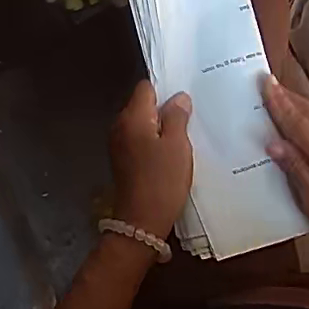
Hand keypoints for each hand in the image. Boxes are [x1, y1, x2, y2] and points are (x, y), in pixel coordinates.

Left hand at [108, 81, 192, 238]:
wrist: (141, 221)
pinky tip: (170, 153)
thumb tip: (178, 97)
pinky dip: (153, 141)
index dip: (166, 90)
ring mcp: (118, 143)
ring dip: (160, 126)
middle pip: (142, 104)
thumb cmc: (162, 180)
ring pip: (142, 123)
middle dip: (164, 109)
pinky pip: (139, 139)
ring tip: (184, 136)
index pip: (146, 87)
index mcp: (132, 117)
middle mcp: (120, 125)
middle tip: (190, 117)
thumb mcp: (177, 145)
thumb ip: (177, 116)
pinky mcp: (122, 159)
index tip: (185, 98)